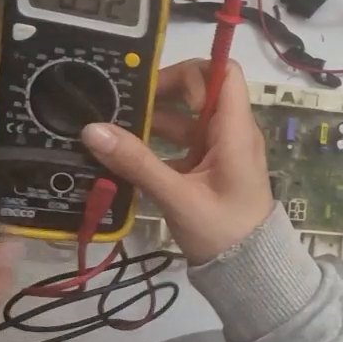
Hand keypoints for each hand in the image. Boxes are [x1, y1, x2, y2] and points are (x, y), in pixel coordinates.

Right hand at [83, 59, 272, 263]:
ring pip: (187, 118)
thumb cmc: (223, 232)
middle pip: (200, 91)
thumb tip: (93, 129)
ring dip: (155, 120)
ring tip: (116, 127)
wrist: (249, 270)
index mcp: (235, 131)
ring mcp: (220, 150)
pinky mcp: (209, 167)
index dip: (193, 71)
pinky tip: (127, 153)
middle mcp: (231, 133)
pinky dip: (158, 143)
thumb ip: (137, 163)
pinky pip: (183, 142)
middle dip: (163, 93)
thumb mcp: (178, 198)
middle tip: (126, 105)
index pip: (225, 74)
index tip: (160, 87)